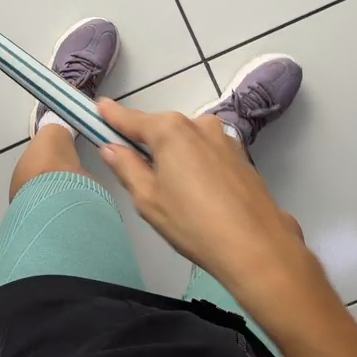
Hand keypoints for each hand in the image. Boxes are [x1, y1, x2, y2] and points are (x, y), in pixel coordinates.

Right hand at [97, 99, 314, 299]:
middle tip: (137, 176)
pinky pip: (207, 154)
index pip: (131, 119)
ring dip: (175, 157)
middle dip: (147, 145)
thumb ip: (126, 167)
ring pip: (187, 142)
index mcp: (171, 130)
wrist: (258, 248)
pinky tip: (200, 196)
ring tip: (174, 195)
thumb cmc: (194, 224)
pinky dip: (197, 166)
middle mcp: (199, 124)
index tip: (98, 107)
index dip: (112, 116)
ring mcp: (224, 139)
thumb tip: (111, 147)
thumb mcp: (148, 199)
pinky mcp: (242, 157)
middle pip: (162, 130)